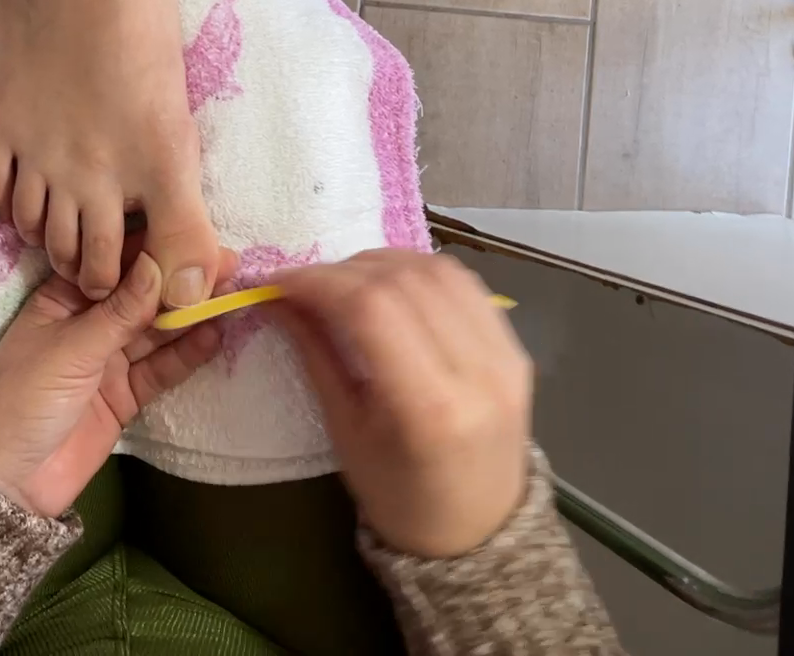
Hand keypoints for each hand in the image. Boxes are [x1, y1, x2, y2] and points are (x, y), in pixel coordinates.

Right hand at [0, 0, 221, 306]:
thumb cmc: (147, 6)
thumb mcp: (178, 94)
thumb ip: (177, 173)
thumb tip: (185, 230)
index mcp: (161, 161)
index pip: (169, 263)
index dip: (165, 287)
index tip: (157, 278)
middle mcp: (99, 171)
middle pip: (95, 263)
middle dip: (105, 277)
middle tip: (108, 267)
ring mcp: (43, 151)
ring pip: (45, 237)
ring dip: (59, 248)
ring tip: (69, 238)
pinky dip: (15, 211)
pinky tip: (28, 198)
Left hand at [0, 245, 236, 516]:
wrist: (7, 483)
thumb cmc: (23, 399)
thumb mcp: (71, 348)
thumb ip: (119, 312)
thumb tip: (158, 264)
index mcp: (64, 299)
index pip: (115, 265)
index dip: (155, 252)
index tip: (195, 238)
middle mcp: (91, 322)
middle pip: (143, 297)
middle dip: (182, 282)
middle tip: (230, 265)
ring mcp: (110, 360)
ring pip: (157, 331)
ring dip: (192, 315)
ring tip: (232, 295)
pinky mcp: (126, 395)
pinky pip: (161, 369)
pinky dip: (186, 354)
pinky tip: (214, 336)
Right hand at [269, 250, 532, 557]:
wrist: (477, 532)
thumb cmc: (397, 493)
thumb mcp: (343, 428)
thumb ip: (314, 351)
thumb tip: (277, 297)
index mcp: (429, 407)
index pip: (370, 309)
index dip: (318, 282)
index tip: (279, 282)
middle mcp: (477, 372)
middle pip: (401, 282)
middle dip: (340, 270)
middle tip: (305, 283)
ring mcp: (505, 356)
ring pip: (435, 269)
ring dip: (378, 261)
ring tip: (344, 280)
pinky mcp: (515, 347)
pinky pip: (463, 283)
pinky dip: (416, 270)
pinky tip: (389, 283)